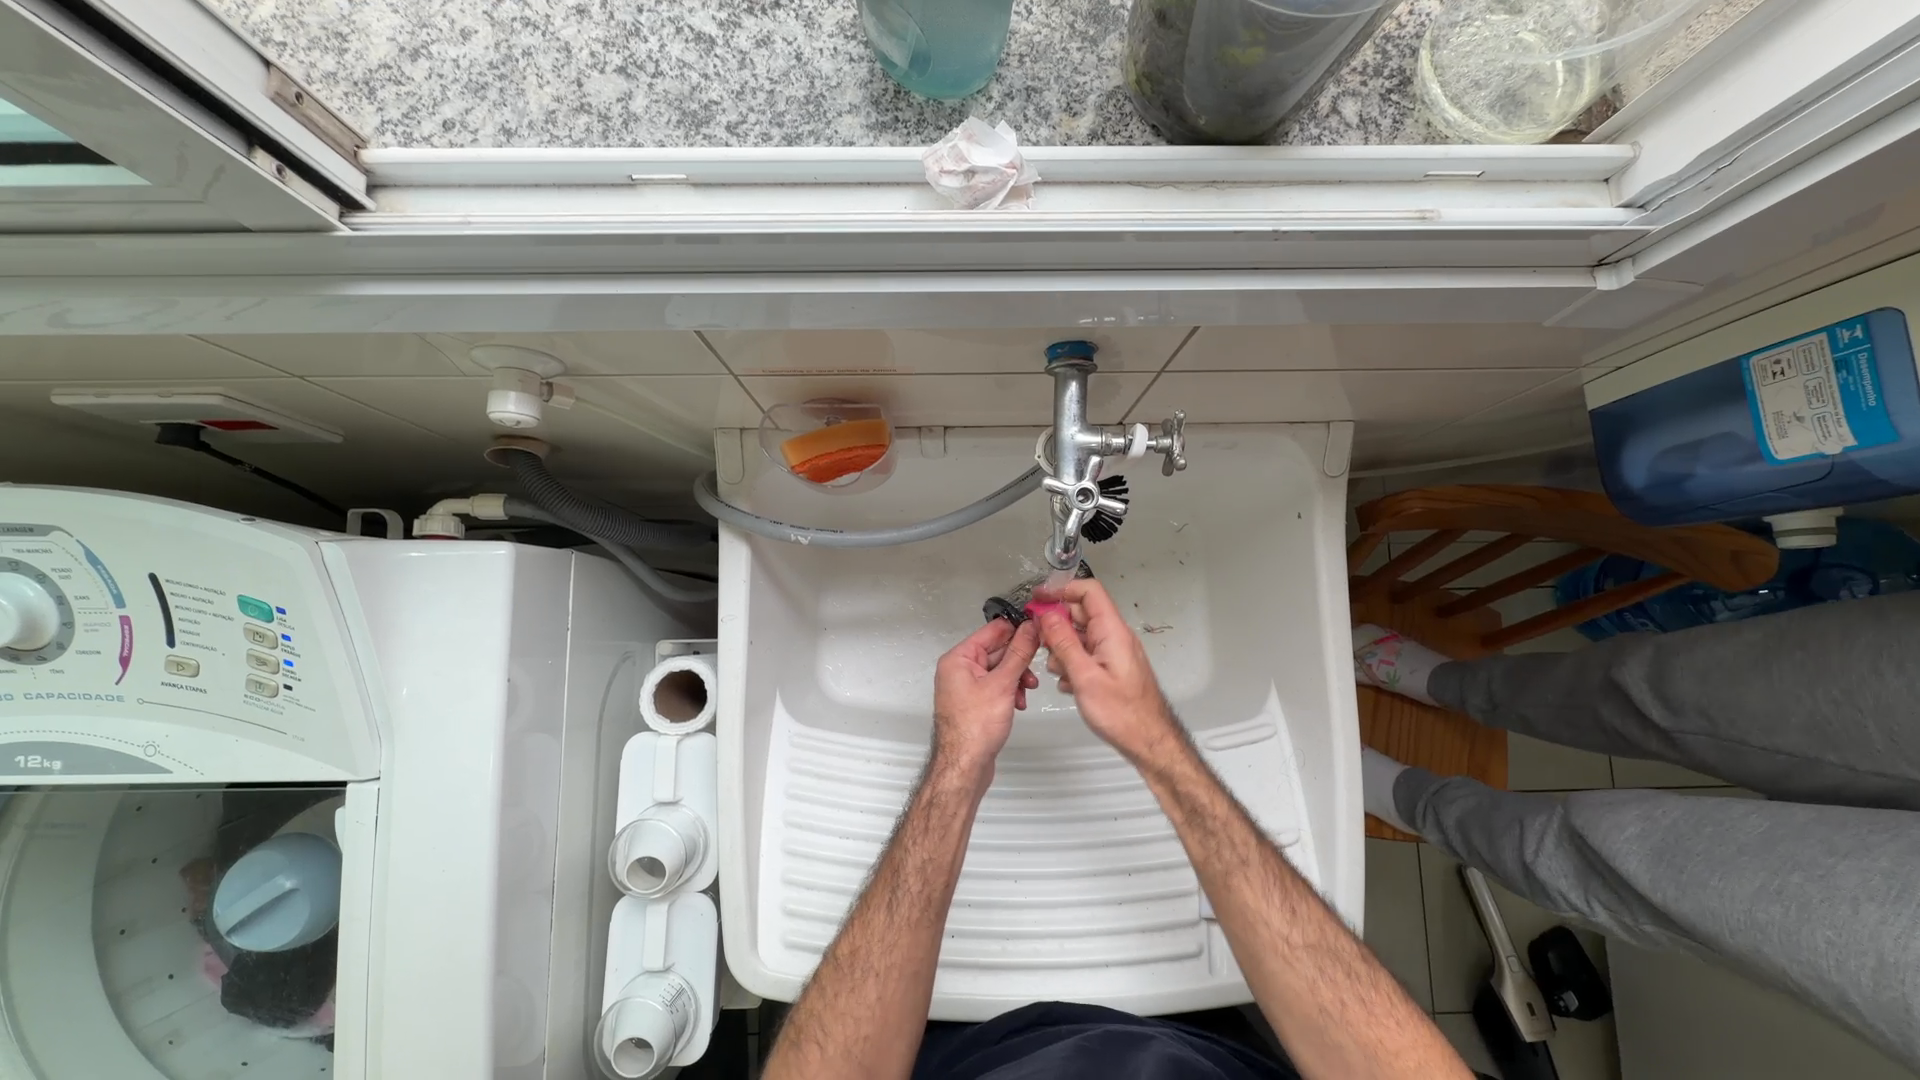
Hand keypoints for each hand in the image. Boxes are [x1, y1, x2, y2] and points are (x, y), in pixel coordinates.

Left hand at [932, 618, 1041, 777]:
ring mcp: (966, 687)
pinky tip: (1020, 703)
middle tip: (1039, 662)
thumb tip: (1030, 628)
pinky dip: (1010, 691)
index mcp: (959, 658)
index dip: (1016, 628)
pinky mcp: (975, 703)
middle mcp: (959, 669)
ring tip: (1028, 689)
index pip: (991, 631)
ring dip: (1017, 677)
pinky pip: (996, 687)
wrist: (965, 766)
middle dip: (1019, 658)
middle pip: (996, 650)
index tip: (1040, 627)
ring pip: (999, 670)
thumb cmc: (975, 727)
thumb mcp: (1002, 684)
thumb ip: (1018, 654)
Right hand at [1033, 579, 1181, 763]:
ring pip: (1080, 635)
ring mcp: (1113, 652)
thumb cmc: (1120, 712)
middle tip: (1039, 644)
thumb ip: (1064, 643)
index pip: (1089, 591)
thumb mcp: (1084, 677)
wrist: (1149, 741)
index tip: (1037, 600)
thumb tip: (1047, 614)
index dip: (1062, 589)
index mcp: (1112, 631)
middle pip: (1080, 613)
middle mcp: (1114, 636)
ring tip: (1058, 672)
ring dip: (1062, 648)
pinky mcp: (1111, 667)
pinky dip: (1072, 663)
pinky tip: (1068, 684)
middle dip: (1056, 625)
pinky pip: (1087, 654)